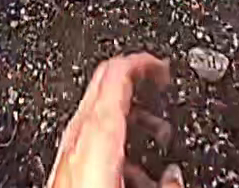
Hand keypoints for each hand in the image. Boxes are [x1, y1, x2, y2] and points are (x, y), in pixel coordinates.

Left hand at [49, 54, 182, 187]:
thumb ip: (166, 185)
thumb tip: (175, 174)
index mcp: (98, 134)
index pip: (118, 71)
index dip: (144, 62)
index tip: (164, 69)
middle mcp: (77, 139)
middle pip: (104, 86)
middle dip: (136, 84)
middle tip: (161, 91)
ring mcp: (66, 158)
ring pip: (97, 115)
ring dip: (128, 117)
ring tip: (156, 139)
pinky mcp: (63, 176)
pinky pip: (89, 142)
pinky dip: (114, 142)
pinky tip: (133, 174)